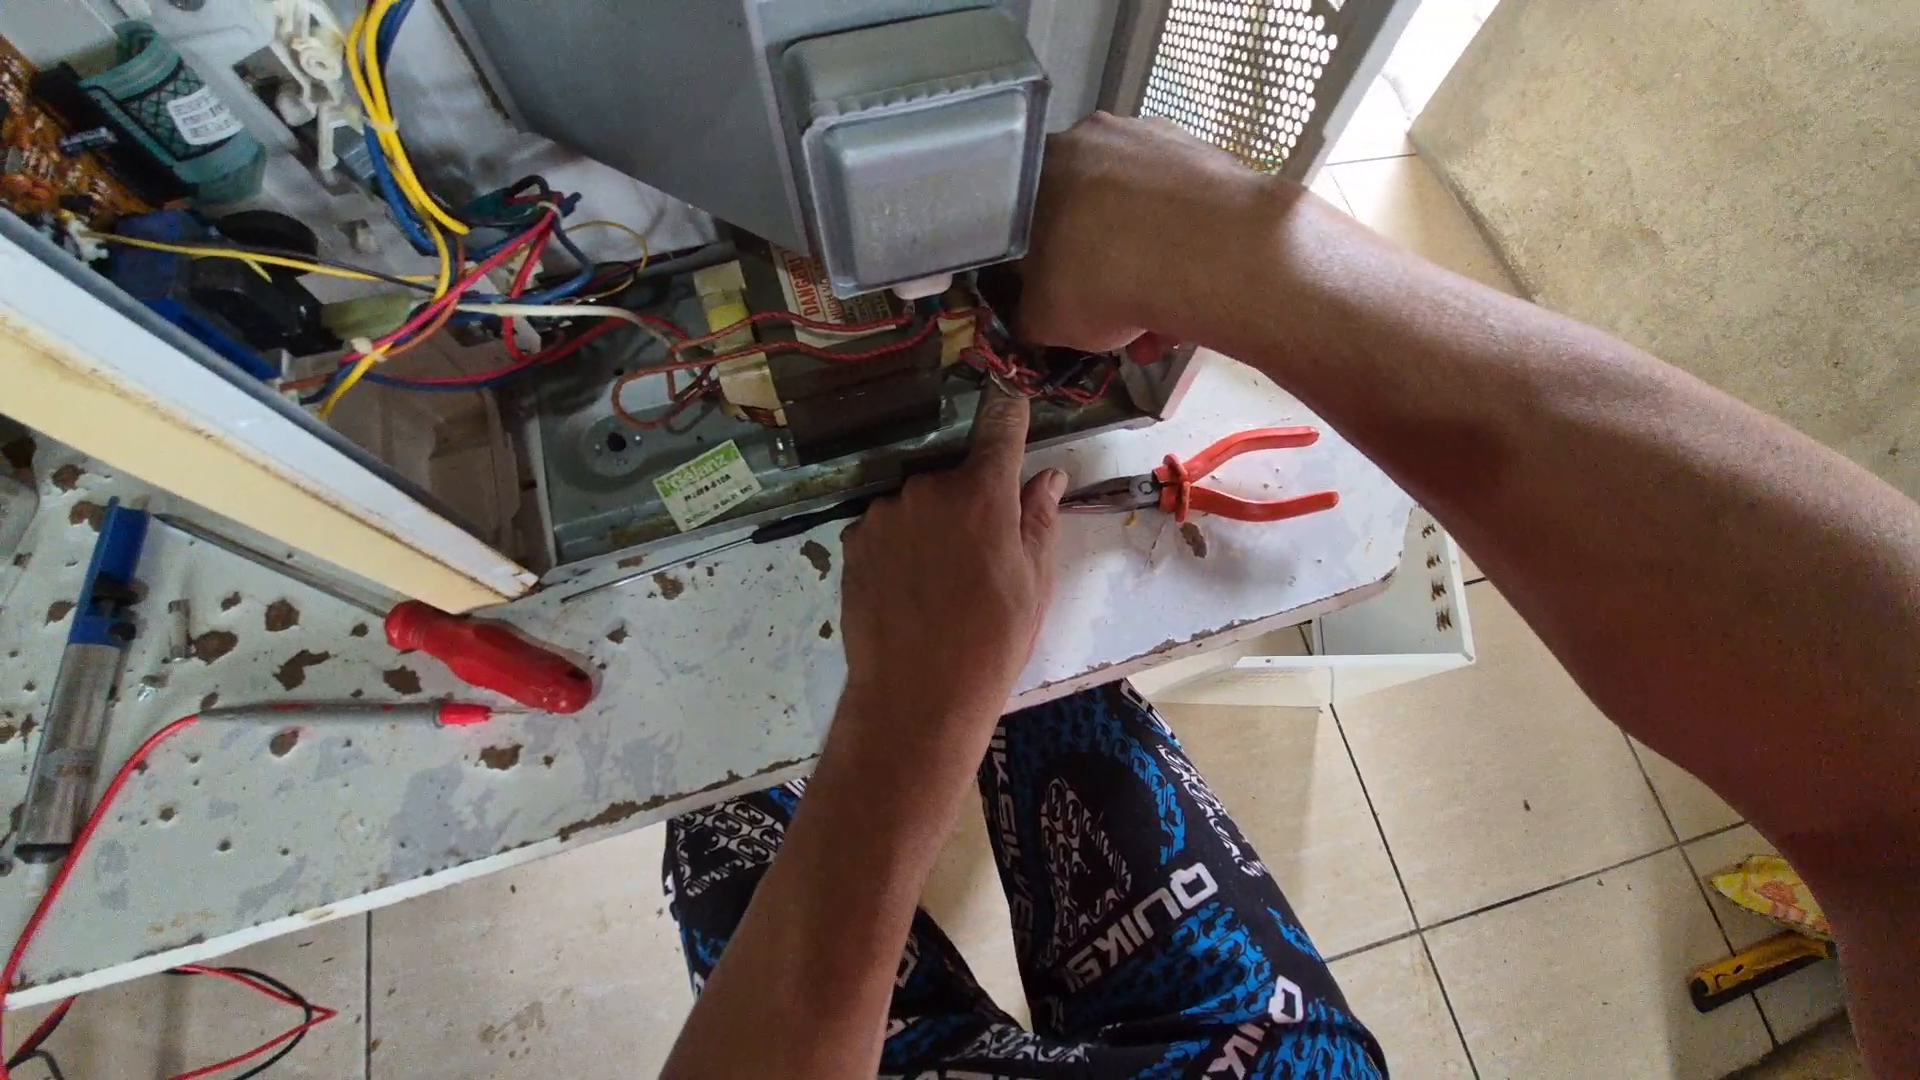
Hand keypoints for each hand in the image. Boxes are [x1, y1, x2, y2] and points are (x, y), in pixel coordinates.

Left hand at [838, 388, 1066, 737]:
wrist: (917, 695)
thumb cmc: (992, 641)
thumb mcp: (1034, 582)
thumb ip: (1039, 519)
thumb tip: (1048, 476)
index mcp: (981, 493)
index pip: (1000, 427)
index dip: (1010, 409)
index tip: (1012, 394)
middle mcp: (927, 488)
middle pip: (954, 476)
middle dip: (968, 500)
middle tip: (977, 554)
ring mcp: (883, 513)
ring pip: (917, 502)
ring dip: (930, 523)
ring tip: (937, 580)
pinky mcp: (853, 539)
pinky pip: (886, 526)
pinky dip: (899, 543)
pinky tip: (906, 586)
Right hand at [1017, 112, 1297, 353]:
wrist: (1204, 252)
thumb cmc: (1102, 280)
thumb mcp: (1043, 321)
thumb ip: (1031, 315)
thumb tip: (1037, 317)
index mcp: (1037, 172)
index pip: (1029, 227)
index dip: (1045, 273)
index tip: (1066, 306)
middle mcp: (1089, 139)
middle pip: (1089, 222)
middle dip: (1103, 279)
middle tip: (1119, 325)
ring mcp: (1150, 138)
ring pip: (1138, 219)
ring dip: (1146, 274)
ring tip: (1163, 324)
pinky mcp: (1203, 151)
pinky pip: (1180, 211)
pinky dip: (1182, 251)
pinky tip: (1191, 292)